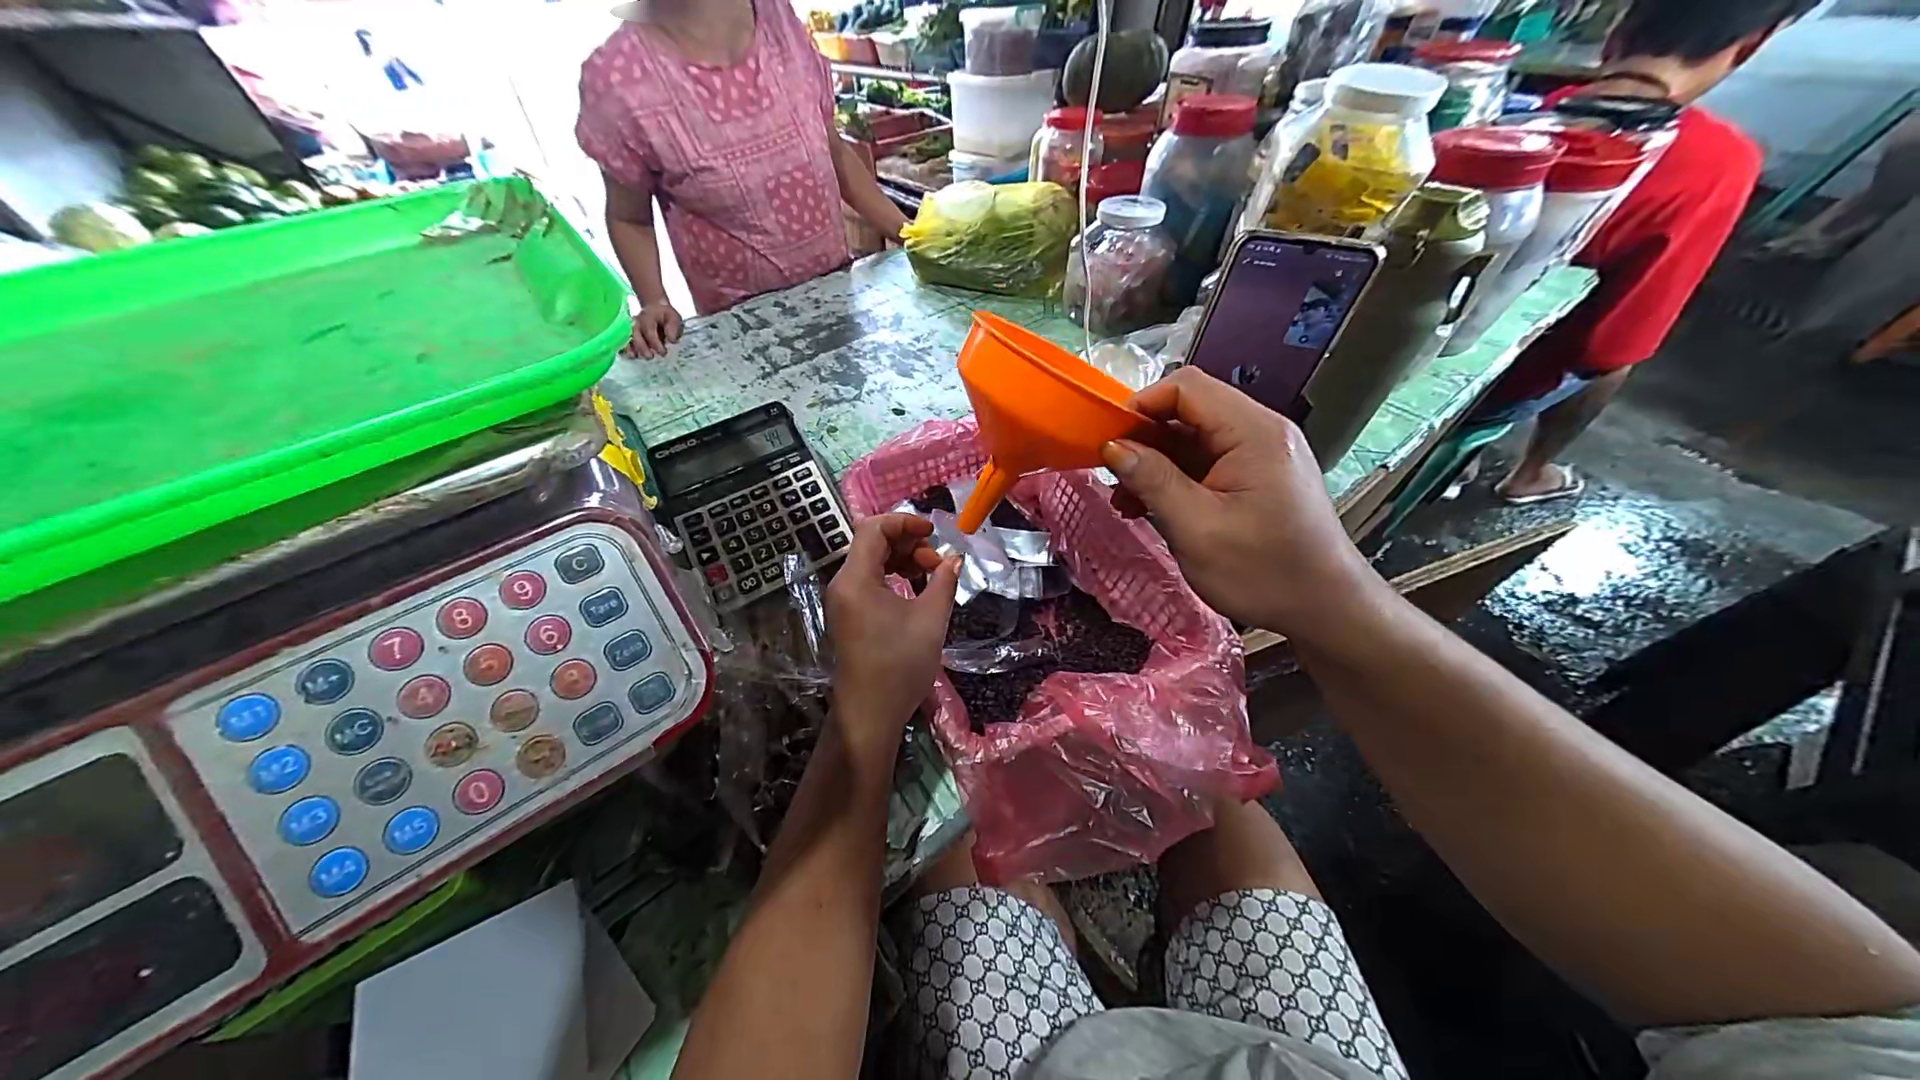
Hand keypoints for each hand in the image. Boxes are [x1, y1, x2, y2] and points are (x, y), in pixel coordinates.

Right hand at [629, 301, 682, 358]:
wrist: (655, 308)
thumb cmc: (665, 316)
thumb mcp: (674, 318)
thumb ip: (673, 328)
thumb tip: (672, 340)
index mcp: (648, 318)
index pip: (649, 331)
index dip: (655, 343)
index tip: (663, 352)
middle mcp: (637, 322)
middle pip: (636, 334)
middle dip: (642, 347)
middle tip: (649, 357)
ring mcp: (630, 327)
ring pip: (628, 338)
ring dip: (632, 348)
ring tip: (636, 357)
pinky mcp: (628, 333)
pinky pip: (624, 340)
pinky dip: (625, 348)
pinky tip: (630, 356)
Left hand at [825, 515, 960, 757]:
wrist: (870, 713)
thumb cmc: (900, 665)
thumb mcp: (930, 620)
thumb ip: (943, 582)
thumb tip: (955, 559)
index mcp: (856, 579)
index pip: (874, 528)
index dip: (905, 522)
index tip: (934, 534)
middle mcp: (843, 583)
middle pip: (871, 542)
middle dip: (907, 543)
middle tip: (936, 563)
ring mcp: (842, 600)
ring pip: (871, 561)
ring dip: (902, 560)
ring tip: (930, 577)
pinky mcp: (848, 614)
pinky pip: (869, 581)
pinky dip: (892, 577)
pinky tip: (915, 591)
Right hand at [1100, 367, 1377, 635]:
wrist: (1324, 609)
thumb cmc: (1267, 573)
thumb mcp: (1197, 528)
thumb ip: (1153, 481)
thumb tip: (1114, 448)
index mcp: (1253, 433)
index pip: (1186, 387)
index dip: (1141, 406)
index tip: (1110, 440)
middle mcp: (1261, 432)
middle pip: (1188, 411)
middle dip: (1144, 440)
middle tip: (1115, 477)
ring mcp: (1260, 454)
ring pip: (1192, 439)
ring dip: (1155, 464)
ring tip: (1129, 501)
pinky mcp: (1256, 476)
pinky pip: (1205, 463)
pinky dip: (1175, 479)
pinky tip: (1154, 507)